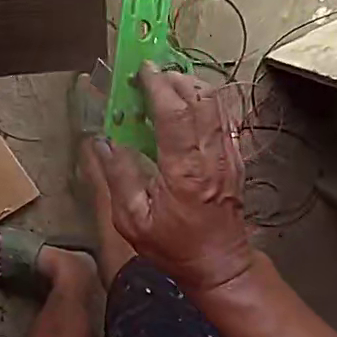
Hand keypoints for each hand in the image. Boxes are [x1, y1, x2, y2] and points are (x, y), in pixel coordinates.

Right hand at [90, 66, 252, 293]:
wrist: (221, 266)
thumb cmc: (175, 247)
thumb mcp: (132, 220)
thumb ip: (117, 177)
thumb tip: (103, 143)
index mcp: (184, 172)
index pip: (175, 114)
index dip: (158, 86)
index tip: (141, 70)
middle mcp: (211, 159)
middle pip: (201, 100)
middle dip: (174, 79)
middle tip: (148, 75)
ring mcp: (228, 158)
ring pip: (217, 106)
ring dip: (190, 87)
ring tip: (164, 84)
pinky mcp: (233, 160)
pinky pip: (223, 119)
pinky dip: (204, 103)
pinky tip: (185, 104)